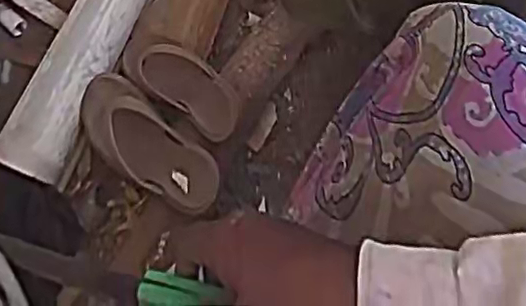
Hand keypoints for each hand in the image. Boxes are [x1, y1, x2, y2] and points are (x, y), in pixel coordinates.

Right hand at [172, 212, 358, 305]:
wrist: (361, 297)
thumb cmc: (294, 302)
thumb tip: (178, 303)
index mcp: (226, 235)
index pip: (179, 246)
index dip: (168, 280)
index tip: (164, 302)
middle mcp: (248, 226)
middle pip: (207, 260)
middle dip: (204, 292)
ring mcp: (277, 237)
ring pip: (237, 268)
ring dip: (232, 292)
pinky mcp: (301, 252)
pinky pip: (264, 271)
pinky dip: (258, 290)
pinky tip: (268, 303)